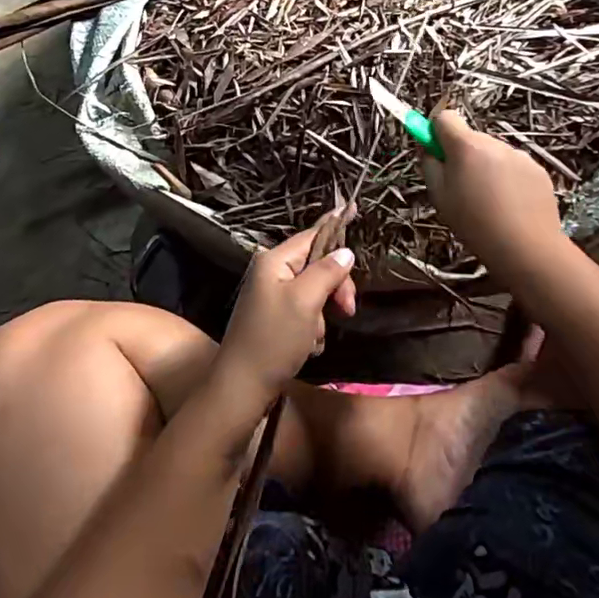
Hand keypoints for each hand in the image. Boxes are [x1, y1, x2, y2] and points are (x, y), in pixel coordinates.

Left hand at [217, 216, 357, 394]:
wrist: (243, 385)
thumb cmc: (273, 339)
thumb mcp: (305, 302)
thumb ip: (327, 272)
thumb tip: (346, 250)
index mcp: (274, 261)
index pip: (312, 236)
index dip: (336, 231)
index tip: (355, 212)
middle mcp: (271, 273)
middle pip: (317, 266)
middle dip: (334, 288)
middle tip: (347, 310)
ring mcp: (272, 296)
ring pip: (314, 293)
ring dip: (322, 315)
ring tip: (314, 337)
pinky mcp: (275, 319)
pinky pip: (304, 314)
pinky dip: (311, 329)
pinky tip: (307, 346)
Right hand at [421, 110, 564, 281]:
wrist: (525, 247)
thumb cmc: (474, 223)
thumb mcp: (439, 196)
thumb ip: (429, 165)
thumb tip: (427, 149)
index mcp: (466, 146)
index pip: (445, 117)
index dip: (436, 131)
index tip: (435, 151)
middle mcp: (494, 144)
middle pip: (470, 138)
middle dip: (463, 155)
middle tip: (461, 186)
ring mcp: (519, 156)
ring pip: (493, 153)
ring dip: (486, 167)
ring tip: (487, 201)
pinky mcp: (538, 170)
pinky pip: (514, 167)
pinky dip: (508, 179)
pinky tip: (508, 205)